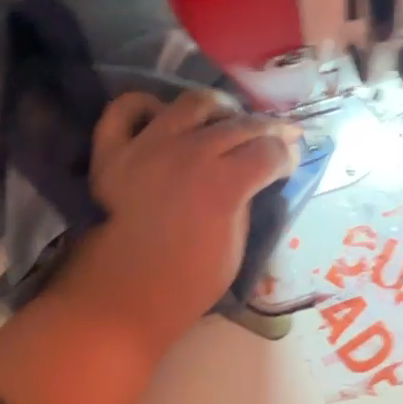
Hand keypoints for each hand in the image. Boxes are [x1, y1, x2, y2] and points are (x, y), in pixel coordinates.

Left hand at [47, 89, 301, 358]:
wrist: (119, 299)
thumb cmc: (185, 286)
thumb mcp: (234, 248)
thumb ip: (244, 203)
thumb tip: (251, 178)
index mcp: (223, 184)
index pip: (270, 152)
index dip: (288, 155)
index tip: (292, 161)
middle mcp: (188, 153)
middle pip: (239, 124)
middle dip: (267, 129)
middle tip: (276, 137)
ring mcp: (146, 146)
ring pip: (191, 104)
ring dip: (218, 109)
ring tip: (227, 119)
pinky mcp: (111, 152)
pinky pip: (126, 109)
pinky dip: (146, 106)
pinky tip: (163, 117)